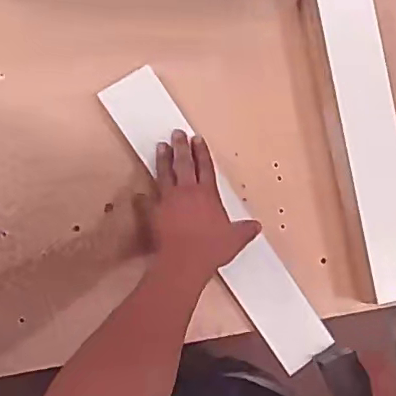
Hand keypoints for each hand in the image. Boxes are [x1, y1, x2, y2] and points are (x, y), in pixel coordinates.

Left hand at [149, 130, 260, 286]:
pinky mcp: (154, 214)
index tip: (197, 140)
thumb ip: (244, 230)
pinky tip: (140, 192)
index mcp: (208, 194)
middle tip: (177, 133)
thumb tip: (255, 226)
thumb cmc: (210, 248)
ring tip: (161, 147)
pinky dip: (144, 196)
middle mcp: (187, 193)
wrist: (183, 261)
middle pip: (184, 164)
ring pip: (164, 175)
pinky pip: (147, 201)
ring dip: (163, 160)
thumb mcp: (235, 239)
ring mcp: (168, 201)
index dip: (201, 152)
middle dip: (181, 147)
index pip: (205, 167)